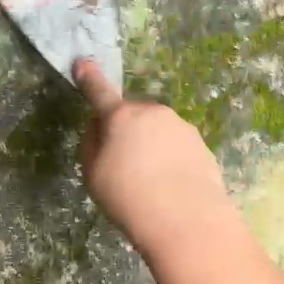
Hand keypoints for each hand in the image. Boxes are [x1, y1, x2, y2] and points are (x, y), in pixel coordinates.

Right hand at [75, 59, 233, 262]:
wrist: (186, 220)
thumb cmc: (128, 198)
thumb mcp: (92, 175)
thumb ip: (92, 143)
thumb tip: (99, 125)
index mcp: (121, 116)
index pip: (100, 92)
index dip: (89, 78)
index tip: (83, 63)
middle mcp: (153, 113)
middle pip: (132, 115)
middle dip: (125, 130)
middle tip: (120, 166)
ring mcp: (181, 127)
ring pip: (157, 131)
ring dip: (150, 147)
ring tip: (148, 184)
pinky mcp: (201, 145)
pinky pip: (176, 147)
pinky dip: (170, 160)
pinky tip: (169, 188)